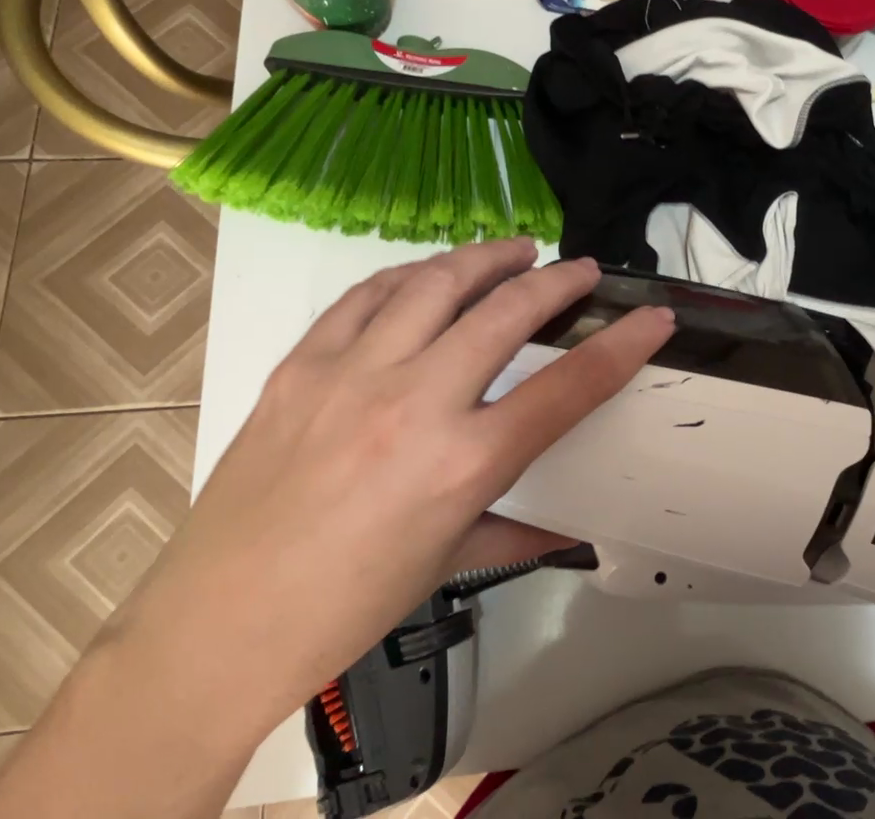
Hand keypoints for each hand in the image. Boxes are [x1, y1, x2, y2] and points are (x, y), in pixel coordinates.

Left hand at [0, 241, 673, 818]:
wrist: (222, 622)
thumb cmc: (348, 606)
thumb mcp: (447, 562)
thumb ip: (519, 529)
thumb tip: (572, 529)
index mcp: (462, 464)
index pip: (566, 389)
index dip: (621, 347)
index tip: (652, 317)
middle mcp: (415, 403)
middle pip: (505, 314)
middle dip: (555, 281)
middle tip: (579, 269)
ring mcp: (351, 375)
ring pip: (432, 285)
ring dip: (482, 259)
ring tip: (512, 251)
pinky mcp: (300, 366)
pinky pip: (363, 298)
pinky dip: (406, 276)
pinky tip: (426, 276)